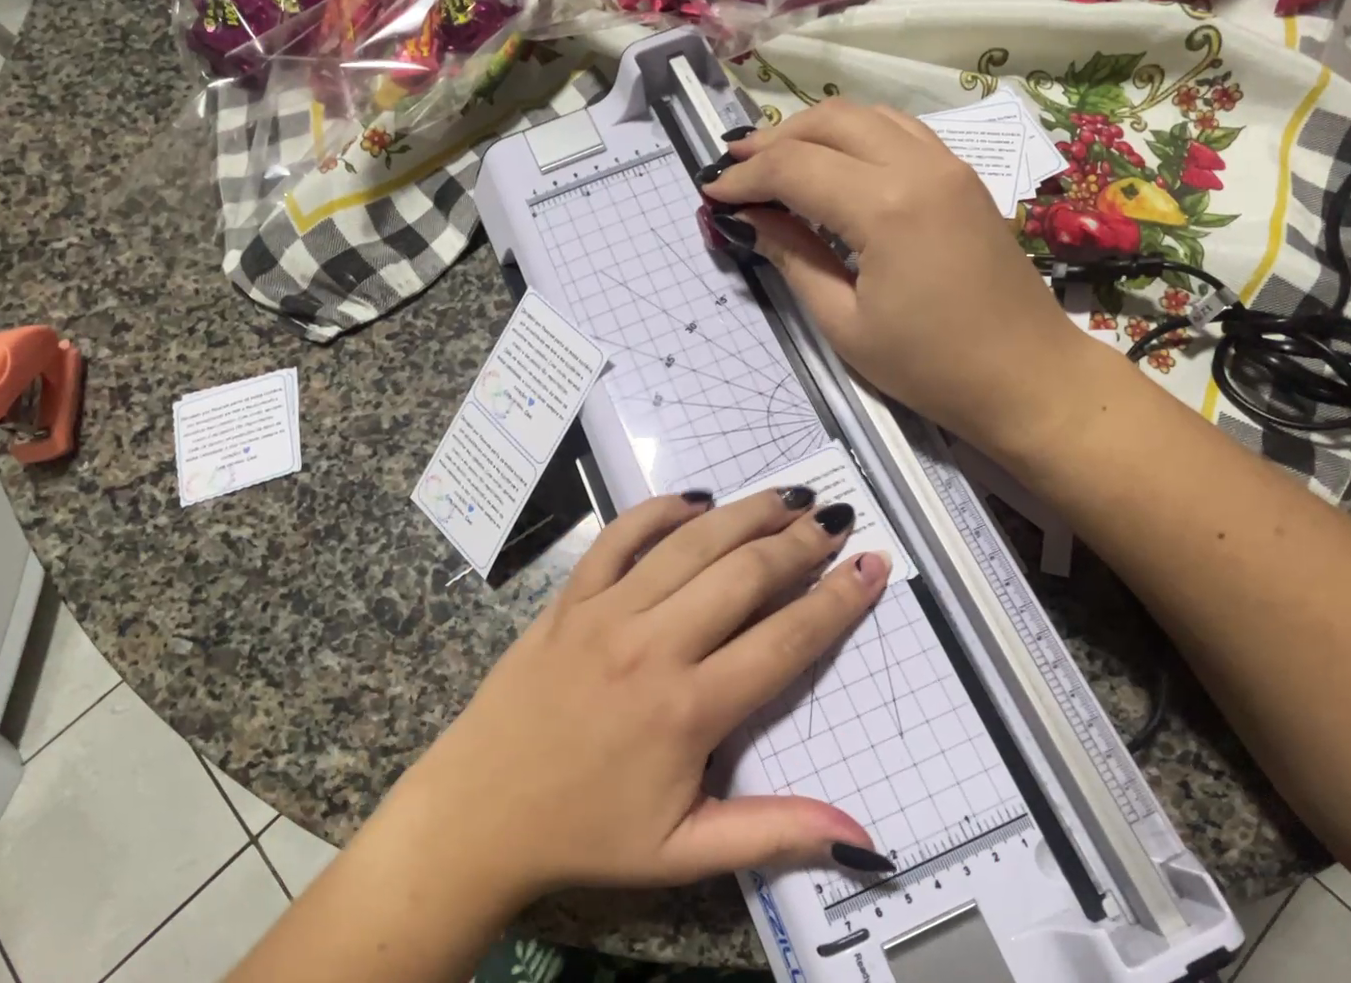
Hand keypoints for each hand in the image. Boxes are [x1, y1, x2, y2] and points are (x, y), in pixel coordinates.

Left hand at [378, 489, 895, 910]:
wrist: (478, 814)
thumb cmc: (586, 834)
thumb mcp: (683, 852)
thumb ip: (772, 832)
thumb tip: (860, 834)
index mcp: (689, 710)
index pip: (784, 640)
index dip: (837, 600)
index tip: (872, 565)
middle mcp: (652, 647)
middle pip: (743, 575)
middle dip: (799, 542)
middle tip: (837, 520)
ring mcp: (605, 615)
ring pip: (689, 545)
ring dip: (745, 514)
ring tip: (788, 497)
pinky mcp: (568, 601)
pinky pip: (618, 539)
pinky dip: (659, 511)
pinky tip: (696, 500)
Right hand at [702, 99, 1108, 456]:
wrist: (1025, 377)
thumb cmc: (930, 367)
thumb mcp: (845, 324)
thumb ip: (794, 259)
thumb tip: (751, 221)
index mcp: (885, 207)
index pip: (796, 168)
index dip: (745, 177)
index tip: (711, 192)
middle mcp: (918, 167)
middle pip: (830, 122)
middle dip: (774, 139)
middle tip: (733, 167)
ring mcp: (948, 166)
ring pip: (867, 116)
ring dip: (815, 129)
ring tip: (776, 160)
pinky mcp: (963, 178)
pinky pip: (899, 132)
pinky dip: (856, 136)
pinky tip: (834, 164)